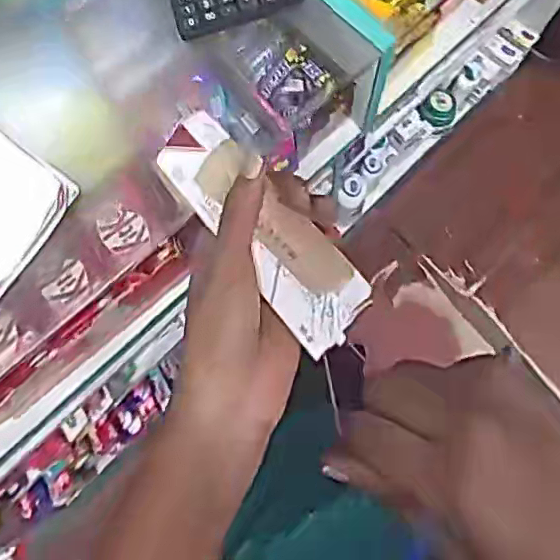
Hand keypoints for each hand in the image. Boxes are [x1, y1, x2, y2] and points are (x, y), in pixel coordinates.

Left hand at [95, 168, 320, 559]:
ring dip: (315, 221)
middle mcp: (248, 253)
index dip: (263, 179)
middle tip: (311, 204)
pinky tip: (338, 245)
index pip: (244, 196)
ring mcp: (275, 277)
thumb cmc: (220, 327)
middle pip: (276, 212)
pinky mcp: (299, 300)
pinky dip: (328, 252)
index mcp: (222, 241)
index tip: (284, 173)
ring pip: (299, 235)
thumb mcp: (229, 264)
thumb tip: (254, 160)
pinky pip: (316, 266)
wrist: (236, 400)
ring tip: (328, 220)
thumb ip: (243, 214)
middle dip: (295, 199)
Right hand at [324, 356, 559, 559]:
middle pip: (383, 384)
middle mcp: (465, 409)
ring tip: (418, 437)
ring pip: (410, 368)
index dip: (346, 445)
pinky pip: (446, 367)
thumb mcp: (464, 551)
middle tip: (381, 449)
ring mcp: (489, 381)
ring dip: (402, 399)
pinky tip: (456, 425)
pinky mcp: (509, 371)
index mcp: (455, 471)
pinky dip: (436, 390)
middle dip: (372, 414)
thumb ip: (401, 500)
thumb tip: (341, 463)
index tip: (341, 458)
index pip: (368, 434)